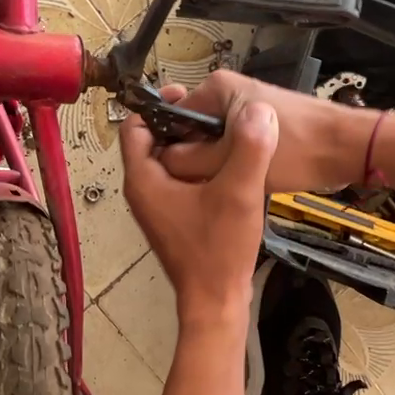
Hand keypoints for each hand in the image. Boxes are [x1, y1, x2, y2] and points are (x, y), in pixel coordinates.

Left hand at [120, 98, 277, 320]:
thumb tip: (259, 110)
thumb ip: (249, 149)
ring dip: (191, 145)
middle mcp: (142, 191)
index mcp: (143, 180)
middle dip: (180, 124)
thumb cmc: (219, 250)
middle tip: (213, 112)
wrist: (216, 300)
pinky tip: (227, 164)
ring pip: (168, 162)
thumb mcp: (239, 193)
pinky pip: (179, 180)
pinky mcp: (173, 219)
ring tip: (224, 132)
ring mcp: (156, 207)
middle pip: (152, 142)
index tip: (190, 94)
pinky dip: (197, 167)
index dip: (159, 105)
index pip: (135, 127)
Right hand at [155, 71, 368, 192]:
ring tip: (214, 186)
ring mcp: (243, 108)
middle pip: (188, 131)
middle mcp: (225, 91)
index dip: (166, 147)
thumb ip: (187, 162)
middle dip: (189, 157)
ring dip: (210, 164)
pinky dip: (228, 163)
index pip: (170, 117)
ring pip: (209, 142)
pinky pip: (228, 145)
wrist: (348, 149)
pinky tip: (233, 182)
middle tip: (194, 185)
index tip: (167, 175)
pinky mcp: (257, 125)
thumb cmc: (296, 151)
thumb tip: (160, 163)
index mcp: (215, 87)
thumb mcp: (231, 162)